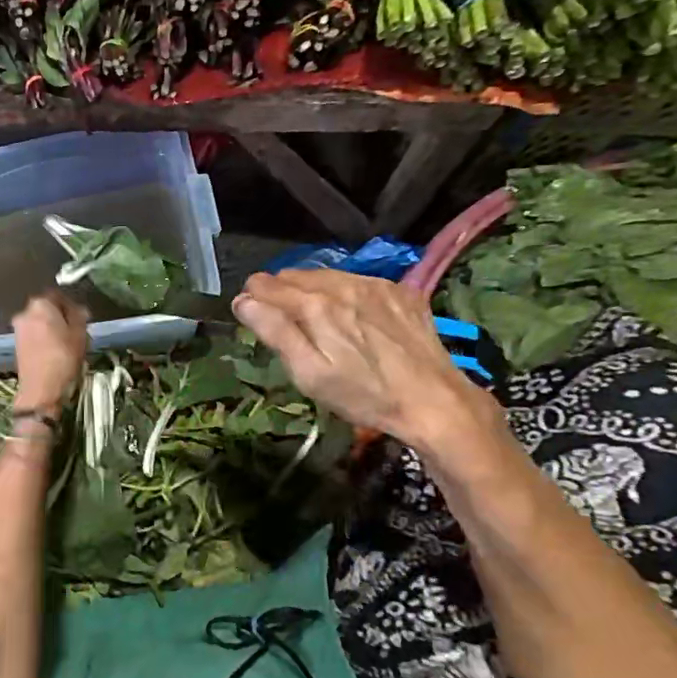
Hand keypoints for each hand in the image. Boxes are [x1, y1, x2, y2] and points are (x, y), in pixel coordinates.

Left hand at [12, 293, 88, 414]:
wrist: (41, 390)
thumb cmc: (63, 358)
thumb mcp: (79, 334)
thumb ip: (79, 316)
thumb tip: (78, 309)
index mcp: (40, 304)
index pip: (58, 295)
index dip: (71, 305)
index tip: (81, 317)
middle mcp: (24, 312)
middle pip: (46, 308)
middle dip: (60, 316)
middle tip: (75, 329)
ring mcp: (18, 328)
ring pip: (39, 321)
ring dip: (51, 327)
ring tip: (66, 342)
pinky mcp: (16, 344)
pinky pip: (33, 334)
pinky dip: (43, 337)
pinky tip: (54, 350)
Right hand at [233, 270, 500, 452]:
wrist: (434, 402)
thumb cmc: (363, 395)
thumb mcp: (309, 374)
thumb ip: (275, 332)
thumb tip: (242, 301)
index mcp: (314, 305)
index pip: (265, 284)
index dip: (253, 299)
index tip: (254, 318)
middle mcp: (342, 285)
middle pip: (293, 276)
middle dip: (279, 294)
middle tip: (284, 324)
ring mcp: (374, 284)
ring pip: (324, 276)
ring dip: (310, 291)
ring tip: (315, 320)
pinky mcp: (398, 291)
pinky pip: (355, 281)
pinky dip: (342, 293)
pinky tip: (350, 317)